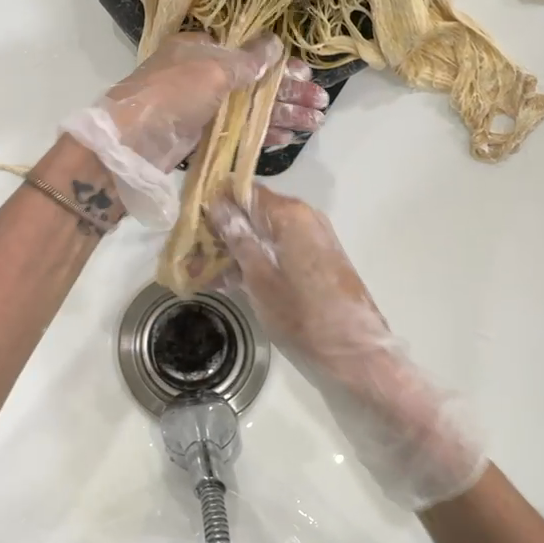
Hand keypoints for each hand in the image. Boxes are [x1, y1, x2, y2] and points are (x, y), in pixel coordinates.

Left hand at [103, 32, 328, 171]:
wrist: (132, 142)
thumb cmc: (173, 94)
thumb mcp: (213, 69)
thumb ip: (248, 60)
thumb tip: (276, 43)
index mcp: (199, 48)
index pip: (248, 52)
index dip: (280, 64)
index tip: (307, 76)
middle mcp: (201, 74)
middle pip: (254, 82)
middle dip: (288, 92)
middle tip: (321, 105)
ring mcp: (201, 107)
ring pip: (249, 108)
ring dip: (282, 114)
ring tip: (314, 123)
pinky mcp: (200, 135)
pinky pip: (237, 130)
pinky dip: (262, 133)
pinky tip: (287, 138)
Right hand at [208, 187, 486, 509]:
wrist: (355, 352)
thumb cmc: (303, 314)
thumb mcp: (259, 278)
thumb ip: (237, 238)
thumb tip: (216, 204)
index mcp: (289, 214)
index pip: (244, 190)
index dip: (214, 200)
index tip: (189, 216)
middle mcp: (303, 218)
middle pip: (252, 212)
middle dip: (219, 230)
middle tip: (188, 251)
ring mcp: (310, 238)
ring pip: (261, 233)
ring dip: (232, 249)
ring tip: (199, 271)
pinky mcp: (314, 259)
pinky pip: (275, 249)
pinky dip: (253, 261)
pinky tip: (226, 281)